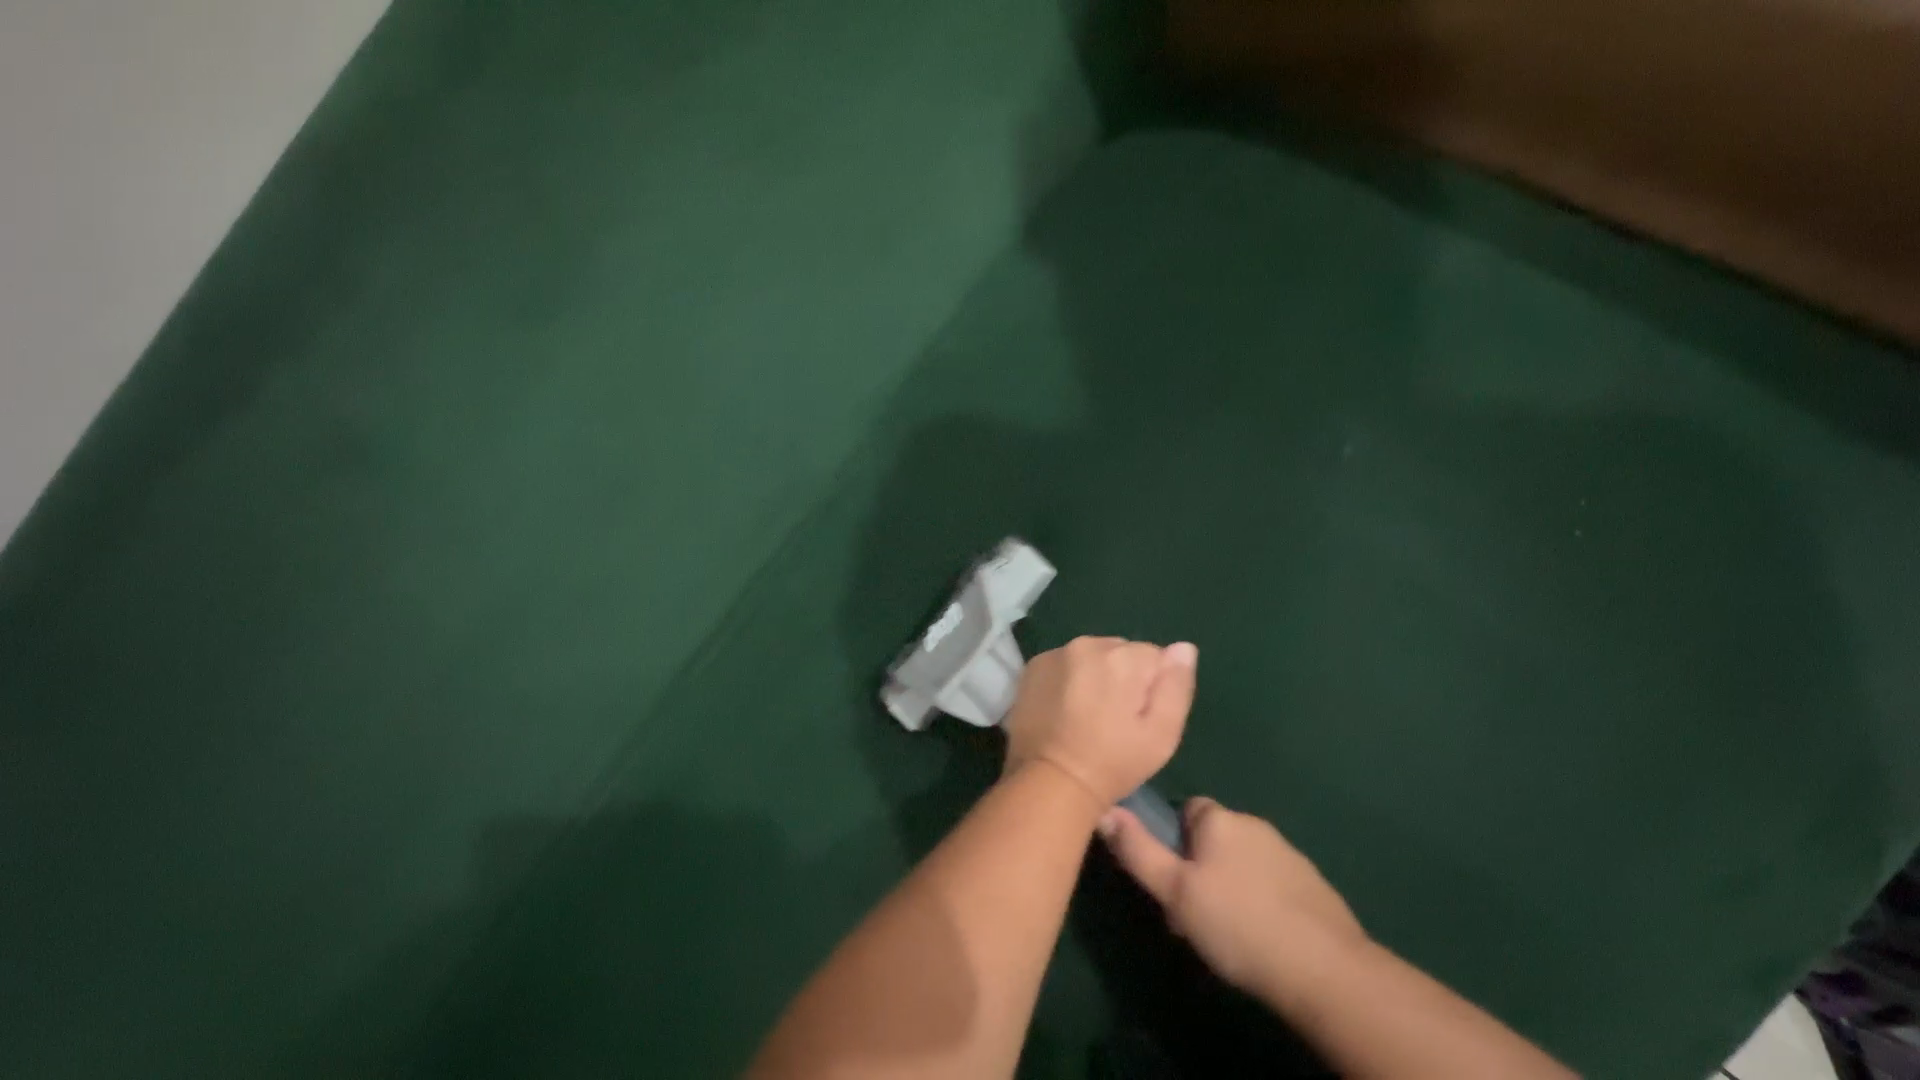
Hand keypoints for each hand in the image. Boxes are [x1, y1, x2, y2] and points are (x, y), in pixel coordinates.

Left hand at [1003, 636, 1197, 807]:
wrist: (1049, 783)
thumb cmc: (1113, 763)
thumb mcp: (1162, 734)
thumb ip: (1176, 685)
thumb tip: (1183, 647)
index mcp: (1125, 657)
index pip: (1155, 657)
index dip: (1152, 689)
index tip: (1138, 718)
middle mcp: (1089, 644)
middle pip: (1121, 652)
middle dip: (1123, 678)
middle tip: (1114, 720)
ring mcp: (1056, 653)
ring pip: (1091, 657)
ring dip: (1095, 677)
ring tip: (1088, 716)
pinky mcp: (1033, 666)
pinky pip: (1064, 664)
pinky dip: (1069, 680)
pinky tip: (1065, 710)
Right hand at [1100, 796, 1367, 996]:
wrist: (1323, 969)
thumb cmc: (1237, 925)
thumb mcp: (1174, 892)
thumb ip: (1138, 851)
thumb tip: (1105, 809)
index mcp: (1220, 820)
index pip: (1187, 809)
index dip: (1172, 840)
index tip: (1168, 877)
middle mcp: (1255, 825)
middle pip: (1213, 838)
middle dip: (1198, 868)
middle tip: (1189, 914)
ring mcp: (1289, 854)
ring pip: (1242, 862)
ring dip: (1228, 885)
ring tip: (1221, 932)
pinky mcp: (1312, 884)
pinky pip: (1271, 883)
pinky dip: (1259, 901)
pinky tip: (1257, 937)